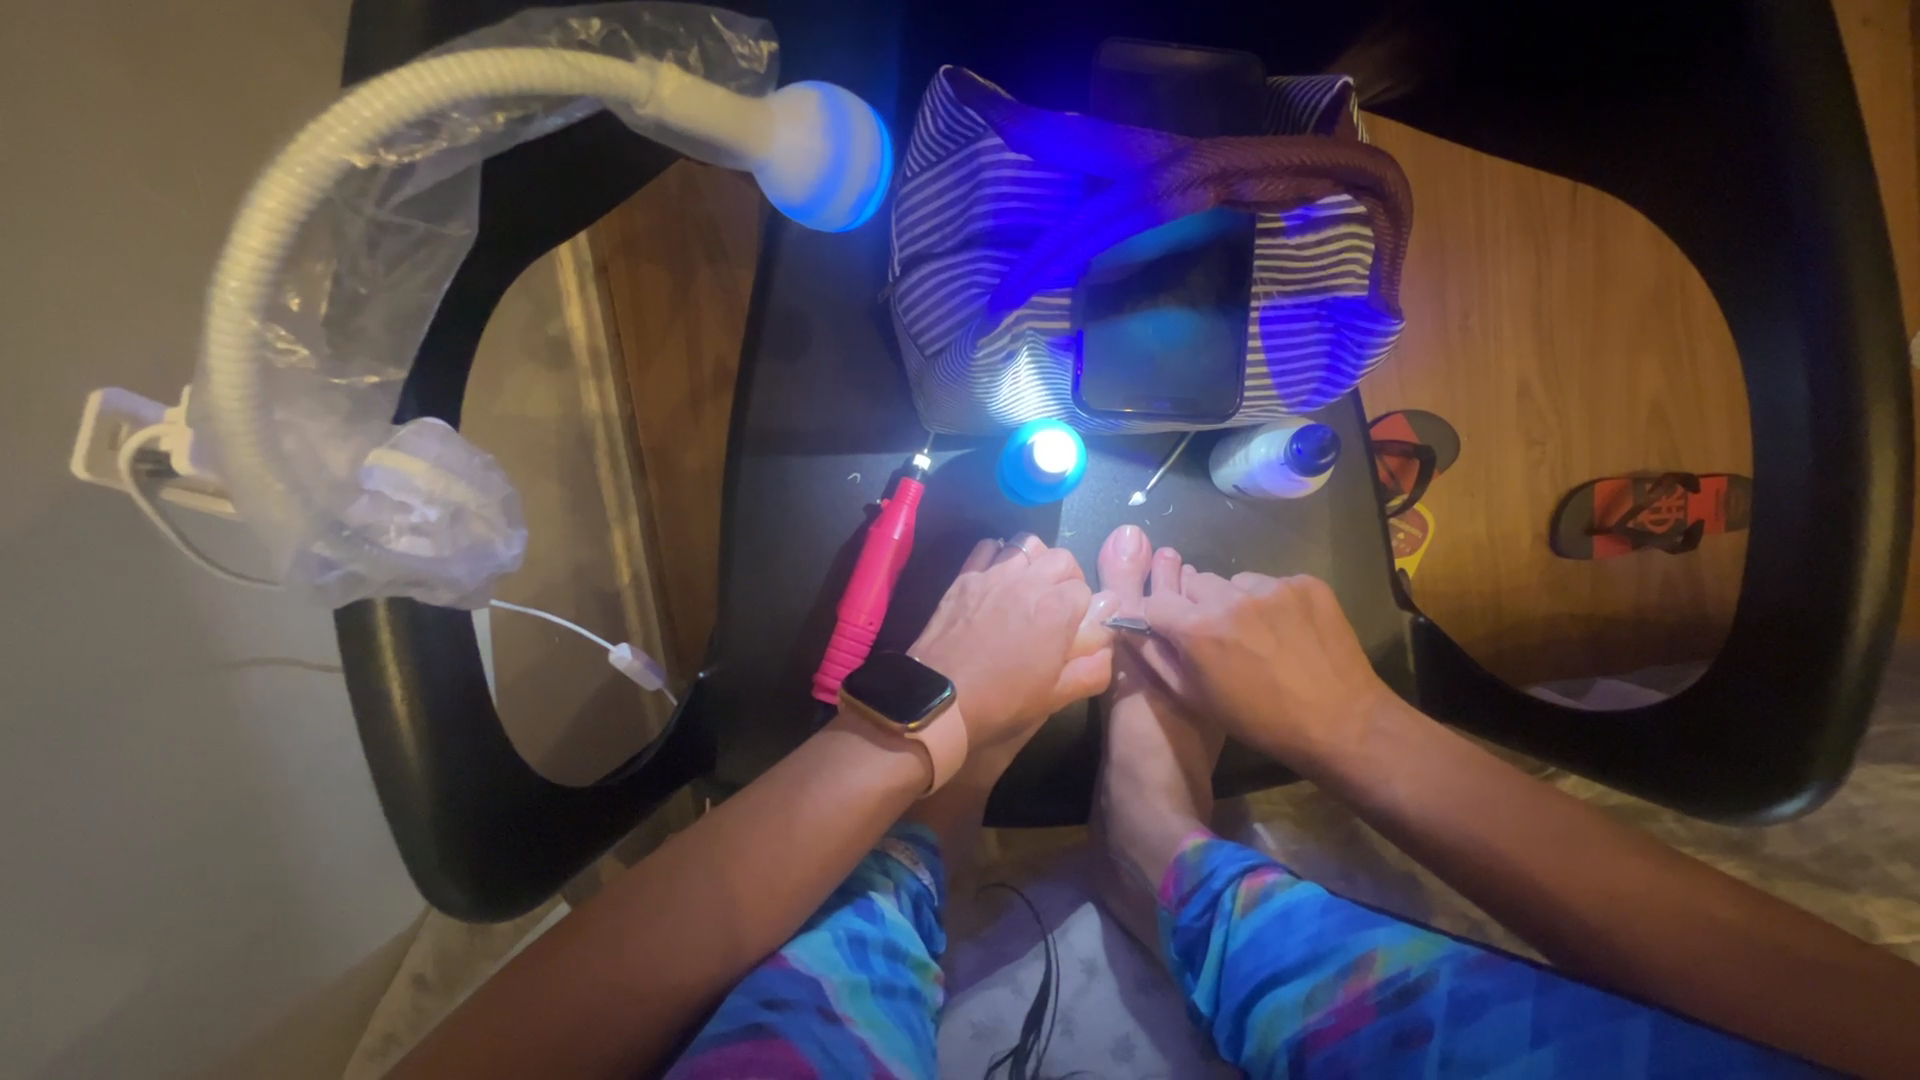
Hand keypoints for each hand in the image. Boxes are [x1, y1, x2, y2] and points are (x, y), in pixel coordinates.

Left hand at [910, 534, 1115, 766]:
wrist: (940, 698)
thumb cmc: (1002, 700)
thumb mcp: (1056, 696)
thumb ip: (1093, 666)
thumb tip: (1108, 637)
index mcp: (1058, 609)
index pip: (1086, 591)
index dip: (1083, 610)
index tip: (1072, 630)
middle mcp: (1029, 581)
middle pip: (1062, 559)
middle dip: (1066, 578)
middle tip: (1054, 606)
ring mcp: (994, 574)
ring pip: (1028, 545)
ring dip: (1035, 561)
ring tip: (1028, 587)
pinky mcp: (966, 576)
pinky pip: (989, 547)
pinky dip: (998, 555)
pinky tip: (996, 579)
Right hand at [1139, 548, 1390, 764]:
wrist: (1341, 722)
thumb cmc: (1258, 719)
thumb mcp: (1193, 696)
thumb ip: (1154, 655)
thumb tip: (1128, 626)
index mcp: (1197, 627)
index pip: (1156, 601)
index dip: (1161, 619)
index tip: (1172, 634)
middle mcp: (1230, 597)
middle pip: (1195, 584)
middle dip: (1199, 606)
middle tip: (1220, 638)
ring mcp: (1272, 587)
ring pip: (1234, 583)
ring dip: (1236, 603)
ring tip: (1258, 636)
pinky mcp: (1305, 583)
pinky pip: (1272, 583)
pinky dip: (1272, 603)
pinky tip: (1287, 632)